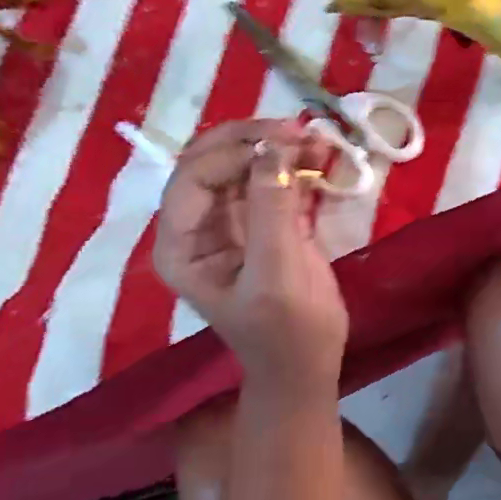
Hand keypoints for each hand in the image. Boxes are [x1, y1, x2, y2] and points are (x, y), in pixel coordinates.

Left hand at [153, 120, 348, 385]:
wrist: (307, 369)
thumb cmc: (289, 334)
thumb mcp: (278, 276)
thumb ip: (272, 211)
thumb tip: (275, 148)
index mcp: (181, 245)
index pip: (193, 178)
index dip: (232, 152)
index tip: (283, 141)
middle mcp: (198, 228)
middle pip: (214, 164)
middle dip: (254, 142)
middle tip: (299, 130)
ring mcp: (232, 226)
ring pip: (245, 169)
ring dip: (278, 151)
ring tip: (317, 142)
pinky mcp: (264, 228)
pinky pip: (271, 186)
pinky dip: (294, 169)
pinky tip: (319, 159)